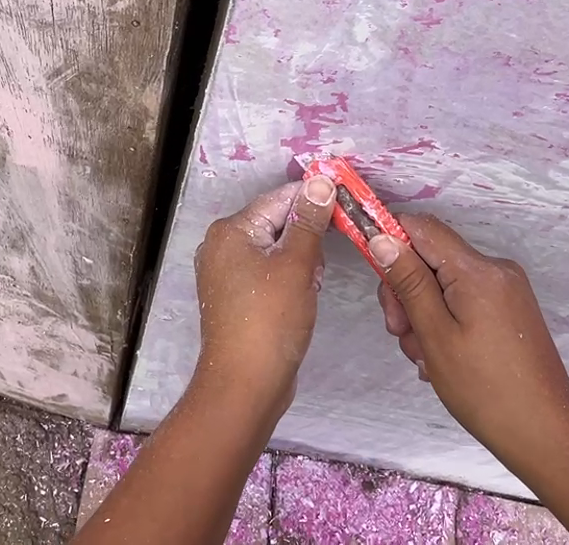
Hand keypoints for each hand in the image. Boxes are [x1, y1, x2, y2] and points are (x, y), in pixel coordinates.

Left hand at [193, 175, 336, 413]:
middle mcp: (222, 245)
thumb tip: (321, 181)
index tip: (347, 204)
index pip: (279, 199)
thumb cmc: (271, 321)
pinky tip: (304, 293)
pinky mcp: (235, 296)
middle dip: (307, 236)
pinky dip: (289, 276)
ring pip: (275, 247)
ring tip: (313, 282)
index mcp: (231, 230)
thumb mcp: (297, 265)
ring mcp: (225, 272)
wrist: (244, 386)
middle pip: (275, 221)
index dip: (314, 199)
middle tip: (325, 260)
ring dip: (301, 258)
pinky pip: (268, 271)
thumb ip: (310, 221)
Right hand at [371, 214, 568, 479]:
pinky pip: (463, 300)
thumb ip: (407, 282)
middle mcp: (495, 269)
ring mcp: (505, 291)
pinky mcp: (509, 311)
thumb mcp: (435, 336)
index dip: (389, 238)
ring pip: (443, 283)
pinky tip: (441, 359)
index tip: (372, 270)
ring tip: (424, 357)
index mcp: (478, 270)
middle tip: (399, 332)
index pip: (421, 227)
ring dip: (422, 313)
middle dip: (405, 289)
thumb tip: (380, 236)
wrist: (549, 440)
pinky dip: (444, 321)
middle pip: (430, 257)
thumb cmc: (486, 390)